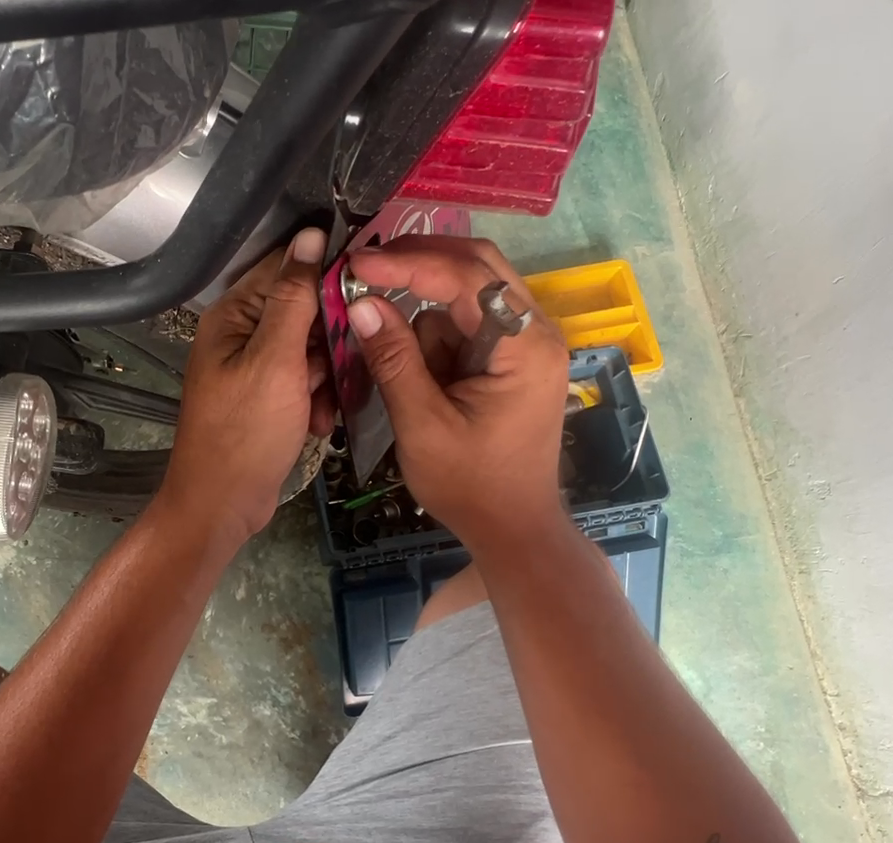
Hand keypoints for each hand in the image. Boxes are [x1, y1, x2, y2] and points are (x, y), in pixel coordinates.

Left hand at [158, 227, 334, 540]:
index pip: (286, 266)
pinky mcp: (266, 400)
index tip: (369, 288)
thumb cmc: (245, 432)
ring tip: (325, 404)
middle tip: (345, 364)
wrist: (223, 504)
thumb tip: (311, 235)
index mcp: (233, 315)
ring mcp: (253, 370)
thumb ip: (295, 297)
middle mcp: (240, 336)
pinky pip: (304, 384)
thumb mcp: (276, 359)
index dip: (328, 272)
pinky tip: (318, 423)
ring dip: (327, 377)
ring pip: (311, 350)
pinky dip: (316, 401)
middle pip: (304, 311)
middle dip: (331, 339)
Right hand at [346, 236, 572, 548]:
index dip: (409, 264)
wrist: (511, 527)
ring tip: (399, 362)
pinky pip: (465, 327)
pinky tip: (419, 378)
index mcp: (525, 347)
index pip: (467, 278)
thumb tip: (361, 304)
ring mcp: (525, 344)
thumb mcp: (422, 426)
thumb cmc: (470, 486)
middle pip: (477, 268)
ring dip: (424, 315)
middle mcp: (535, 332)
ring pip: (467, 296)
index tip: (357, 264)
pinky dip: (433, 338)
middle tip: (365, 271)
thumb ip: (394, 361)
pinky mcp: (510, 359)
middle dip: (418, 266)